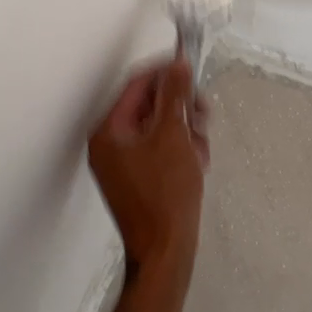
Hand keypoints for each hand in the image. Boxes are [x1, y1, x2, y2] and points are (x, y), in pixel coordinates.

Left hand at [88, 57, 209, 271]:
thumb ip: (175, 95)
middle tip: (202, 117)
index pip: (136, 83)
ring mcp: (123, 162)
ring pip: (159, 125)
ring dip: (184, 128)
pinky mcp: (138, 177)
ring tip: (200, 148)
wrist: (166, 249)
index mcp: (109, 130)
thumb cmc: (167, 191)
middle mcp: (110, 143)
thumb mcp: (173, 135)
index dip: (165, 72)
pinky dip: (180, 147)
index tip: (193, 71)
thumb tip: (177, 63)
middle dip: (180, 106)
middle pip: (149, 104)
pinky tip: (196, 161)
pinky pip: (160, 147)